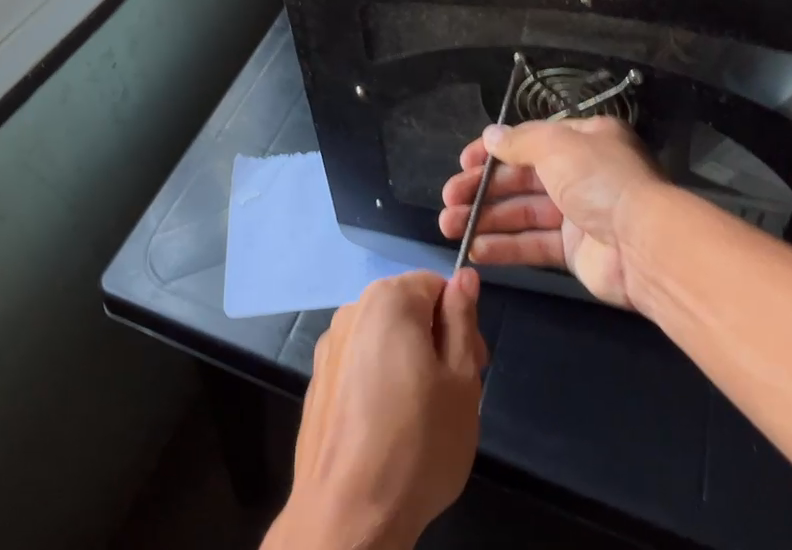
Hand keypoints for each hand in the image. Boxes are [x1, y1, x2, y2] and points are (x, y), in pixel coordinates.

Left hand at [266, 269, 487, 549]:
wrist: (348, 514)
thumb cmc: (419, 443)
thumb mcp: (461, 378)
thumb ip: (462, 320)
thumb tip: (464, 277)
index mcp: (387, 301)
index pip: (436, 285)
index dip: (462, 321)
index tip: (473, 364)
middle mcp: (351, 313)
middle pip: (408, 310)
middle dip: (437, 341)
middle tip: (455, 395)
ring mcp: (328, 349)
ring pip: (385, 340)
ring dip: (410, 364)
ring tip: (424, 417)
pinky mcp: (318, 384)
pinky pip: (361, 367)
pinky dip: (381, 385)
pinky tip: (391, 428)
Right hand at [438, 118, 668, 308]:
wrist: (644, 243)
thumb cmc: (600, 180)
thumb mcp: (557, 145)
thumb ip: (519, 142)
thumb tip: (490, 137)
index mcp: (583, 141)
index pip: (530, 142)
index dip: (494, 153)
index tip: (463, 163)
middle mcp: (580, 174)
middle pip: (521, 179)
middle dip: (481, 189)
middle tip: (448, 199)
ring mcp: (577, 214)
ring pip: (521, 213)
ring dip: (484, 218)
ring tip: (449, 225)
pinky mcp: (573, 251)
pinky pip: (532, 244)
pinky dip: (503, 247)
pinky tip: (474, 249)